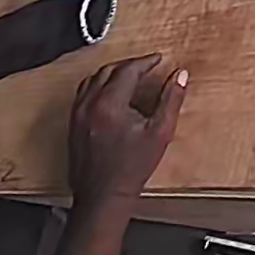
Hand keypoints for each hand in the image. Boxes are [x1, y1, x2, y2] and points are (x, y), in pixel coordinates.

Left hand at [67, 55, 186, 213]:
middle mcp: (89, 105)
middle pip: (108, 71)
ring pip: (93, 79)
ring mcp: (78, 115)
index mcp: (110, 104)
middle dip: (130, 64)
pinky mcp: (73, 124)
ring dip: (113, 72)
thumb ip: (171, 99)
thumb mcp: (160, 132)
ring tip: (131, 74)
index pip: (128, 70)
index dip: (146, 62)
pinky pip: (84, 92)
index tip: (159, 59)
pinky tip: (112, 91)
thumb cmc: (132, 166)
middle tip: (148, 64)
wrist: (103, 195)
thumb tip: (181, 75)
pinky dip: (99, 84)